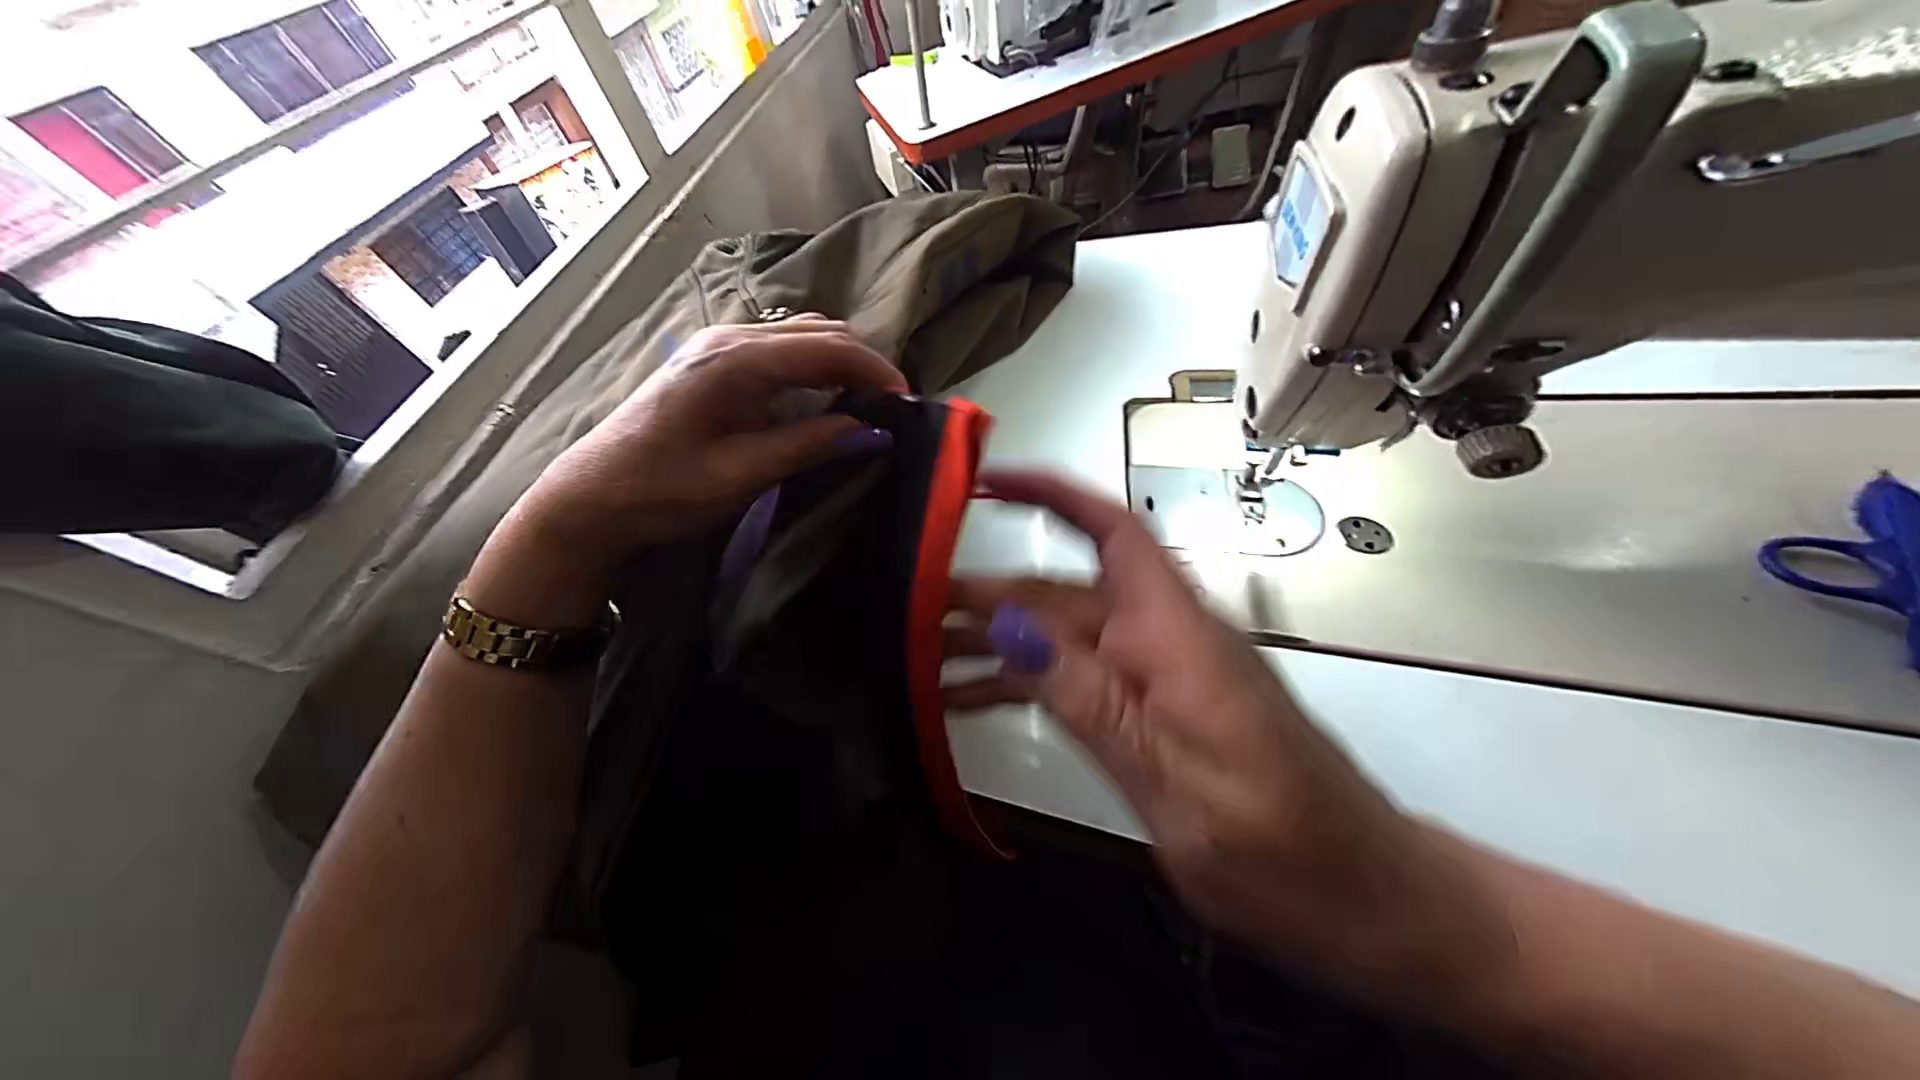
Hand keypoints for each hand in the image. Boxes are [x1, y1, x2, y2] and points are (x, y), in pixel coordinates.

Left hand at [463, 318, 905, 629]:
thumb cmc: (661, 489)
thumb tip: (872, 432)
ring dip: (841, 364)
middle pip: (818, 333)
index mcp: (734, 360)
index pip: (825, 348)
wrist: (592, 496)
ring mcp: (720, 345)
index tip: (908, 403)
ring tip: (867, 405)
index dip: (874, 371)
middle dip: (863, 365)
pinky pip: (782, 350)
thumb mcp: (740, 475)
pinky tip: (826, 398)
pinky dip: (815, 368)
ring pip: (802, 337)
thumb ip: (808, 446)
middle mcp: (730, 338)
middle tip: (893, 409)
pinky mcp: (716, 361)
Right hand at [945, 471, 1510, 1004]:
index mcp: (1175, 634)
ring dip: (992, 643)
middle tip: (908, 607)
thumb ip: (1089, 699)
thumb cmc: (1285, 846)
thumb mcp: (1175, 780)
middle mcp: (1159, 640)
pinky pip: (1072, 683)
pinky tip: (965, 700)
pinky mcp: (1148, 715)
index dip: (1051, 495)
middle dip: (987, 592)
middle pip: (1062, 593)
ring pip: (1057, 640)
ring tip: (919, 657)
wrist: (1360, 900)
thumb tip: (1007, 625)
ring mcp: (1152, 679)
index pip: (1110, 533)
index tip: (987, 479)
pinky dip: (1021, 684)